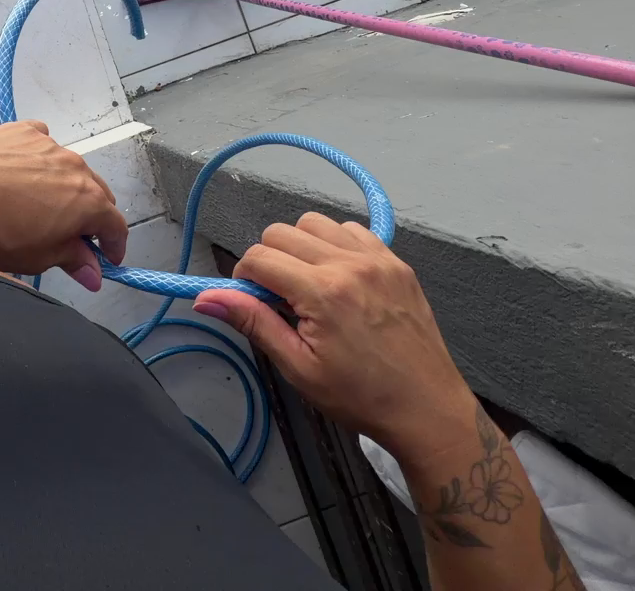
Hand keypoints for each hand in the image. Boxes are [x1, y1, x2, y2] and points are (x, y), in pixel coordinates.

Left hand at [0, 122, 127, 291]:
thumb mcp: (38, 258)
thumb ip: (72, 261)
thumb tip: (94, 274)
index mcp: (89, 202)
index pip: (116, 226)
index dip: (114, 246)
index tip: (106, 260)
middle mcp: (76, 167)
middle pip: (97, 193)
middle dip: (91, 216)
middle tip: (72, 236)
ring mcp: (49, 144)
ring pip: (69, 168)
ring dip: (65, 187)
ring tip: (39, 204)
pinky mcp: (22, 131)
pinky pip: (41, 143)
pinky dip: (40, 158)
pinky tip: (21, 170)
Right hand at [194, 213, 475, 462]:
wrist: (430, 412)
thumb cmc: (359, 397)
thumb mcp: (297, 367)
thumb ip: (252, 322)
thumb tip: (204, 297)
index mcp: (322, 292)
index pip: (258, 257)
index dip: (244, 279)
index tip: (256, 305)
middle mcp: (348, 264)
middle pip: (280, 232)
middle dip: (269, 260)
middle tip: (282, 298)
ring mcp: (376, 259)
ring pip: (313, 222)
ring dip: (300, 246)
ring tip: (309, 283)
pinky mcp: (396, 261)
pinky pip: (350, 229)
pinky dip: (333, 244)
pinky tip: (338, 276)